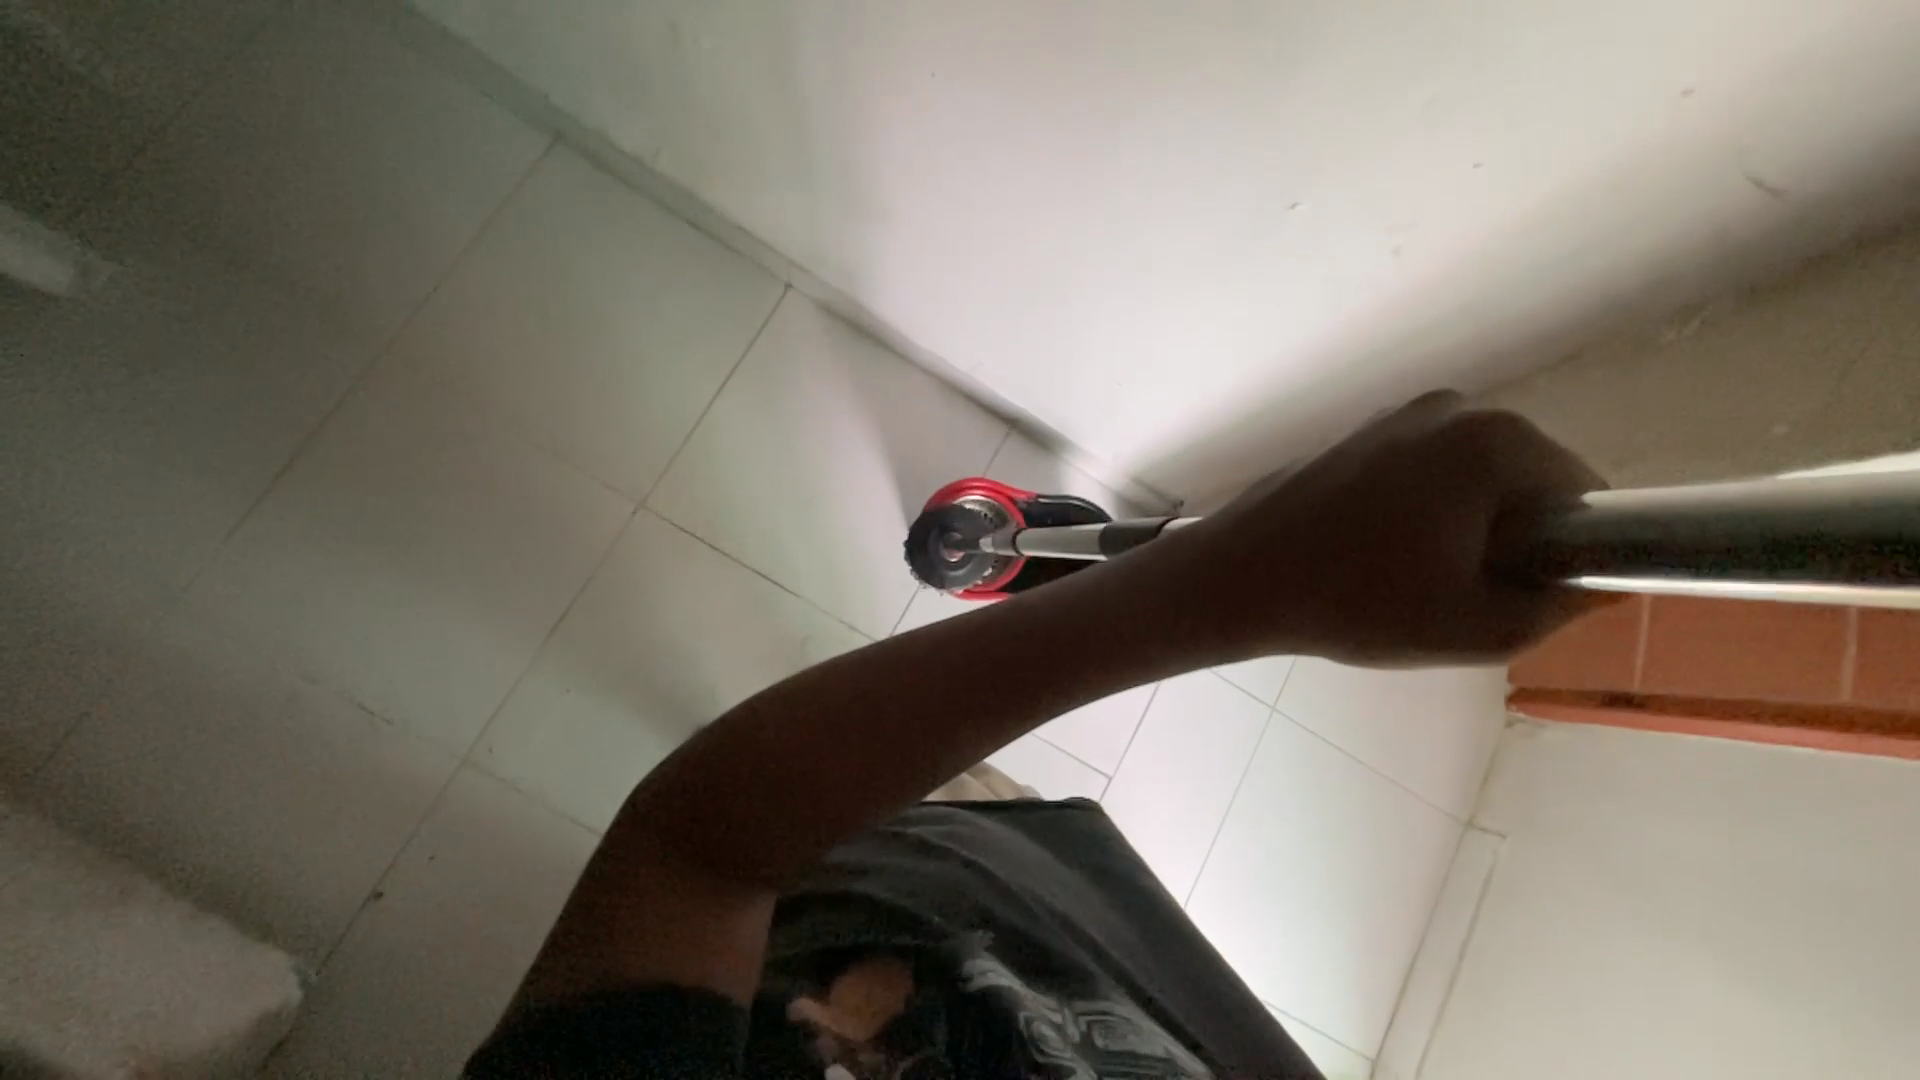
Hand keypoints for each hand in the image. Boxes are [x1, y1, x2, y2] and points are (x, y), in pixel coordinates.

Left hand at [1142, 391, 1613, 664]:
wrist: (1236, 578)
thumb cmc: (1355, 604)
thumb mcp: (1477, 628)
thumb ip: (1559, 606)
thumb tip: (1600, 583)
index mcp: (1492, 440)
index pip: (1577, 496)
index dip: (1558, 554)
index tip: (1507, 592)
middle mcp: (1448, 409)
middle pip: (1519, 484)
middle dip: (1504, 539)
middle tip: (1449, 592)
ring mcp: (1392, 418)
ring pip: (1465, 482)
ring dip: (1456, 528)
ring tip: (1402, 576)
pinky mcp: (1352, 437)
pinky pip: (1416, 477)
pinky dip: (1413, 513)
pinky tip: (1369, 554)